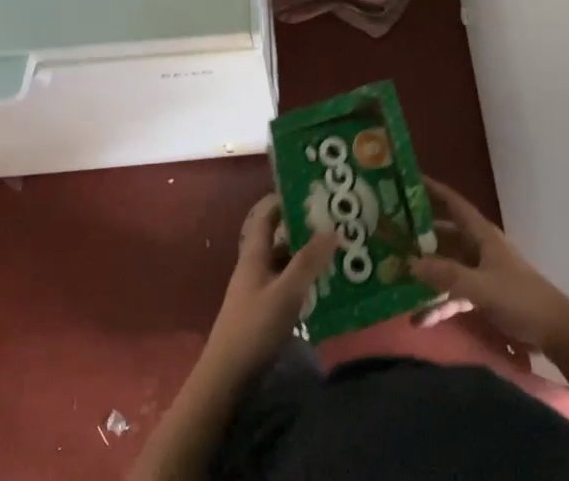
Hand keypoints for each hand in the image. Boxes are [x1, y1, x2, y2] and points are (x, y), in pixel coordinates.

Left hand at [204, 193, 336, 376]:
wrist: (228, 376)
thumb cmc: (254, 327)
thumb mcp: (286, 292)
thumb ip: (308, 261)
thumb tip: (332, 228)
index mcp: (254, 256)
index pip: (266, 216)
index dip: (283, 200)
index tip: (311, 191)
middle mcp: (255, 268)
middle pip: (280, 239)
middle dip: (305, 230)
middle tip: (337, 222)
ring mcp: (259, 291)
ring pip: (286, 264)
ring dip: (308, 257)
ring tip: (340, 251)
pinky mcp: (265, 312)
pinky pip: (288, 286)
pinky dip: (306, 282)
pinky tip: (327, 287)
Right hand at [410, 177, 568, 351]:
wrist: (554, 331)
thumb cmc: (520, 299)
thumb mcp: (481, 287)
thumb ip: (446, 275)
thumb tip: (409, 263)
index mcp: (482, 236)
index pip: (454, 205)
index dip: (433, 191)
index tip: (408, 181)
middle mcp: (479, 248)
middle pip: (445, 234)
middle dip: (419, 234)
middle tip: (388, 231)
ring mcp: (480, 272)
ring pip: (446, 265)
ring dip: (425, 272)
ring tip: (393, 273)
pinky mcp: (482, 295)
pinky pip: (453, 294)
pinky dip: (438, 305)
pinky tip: (417, 319)